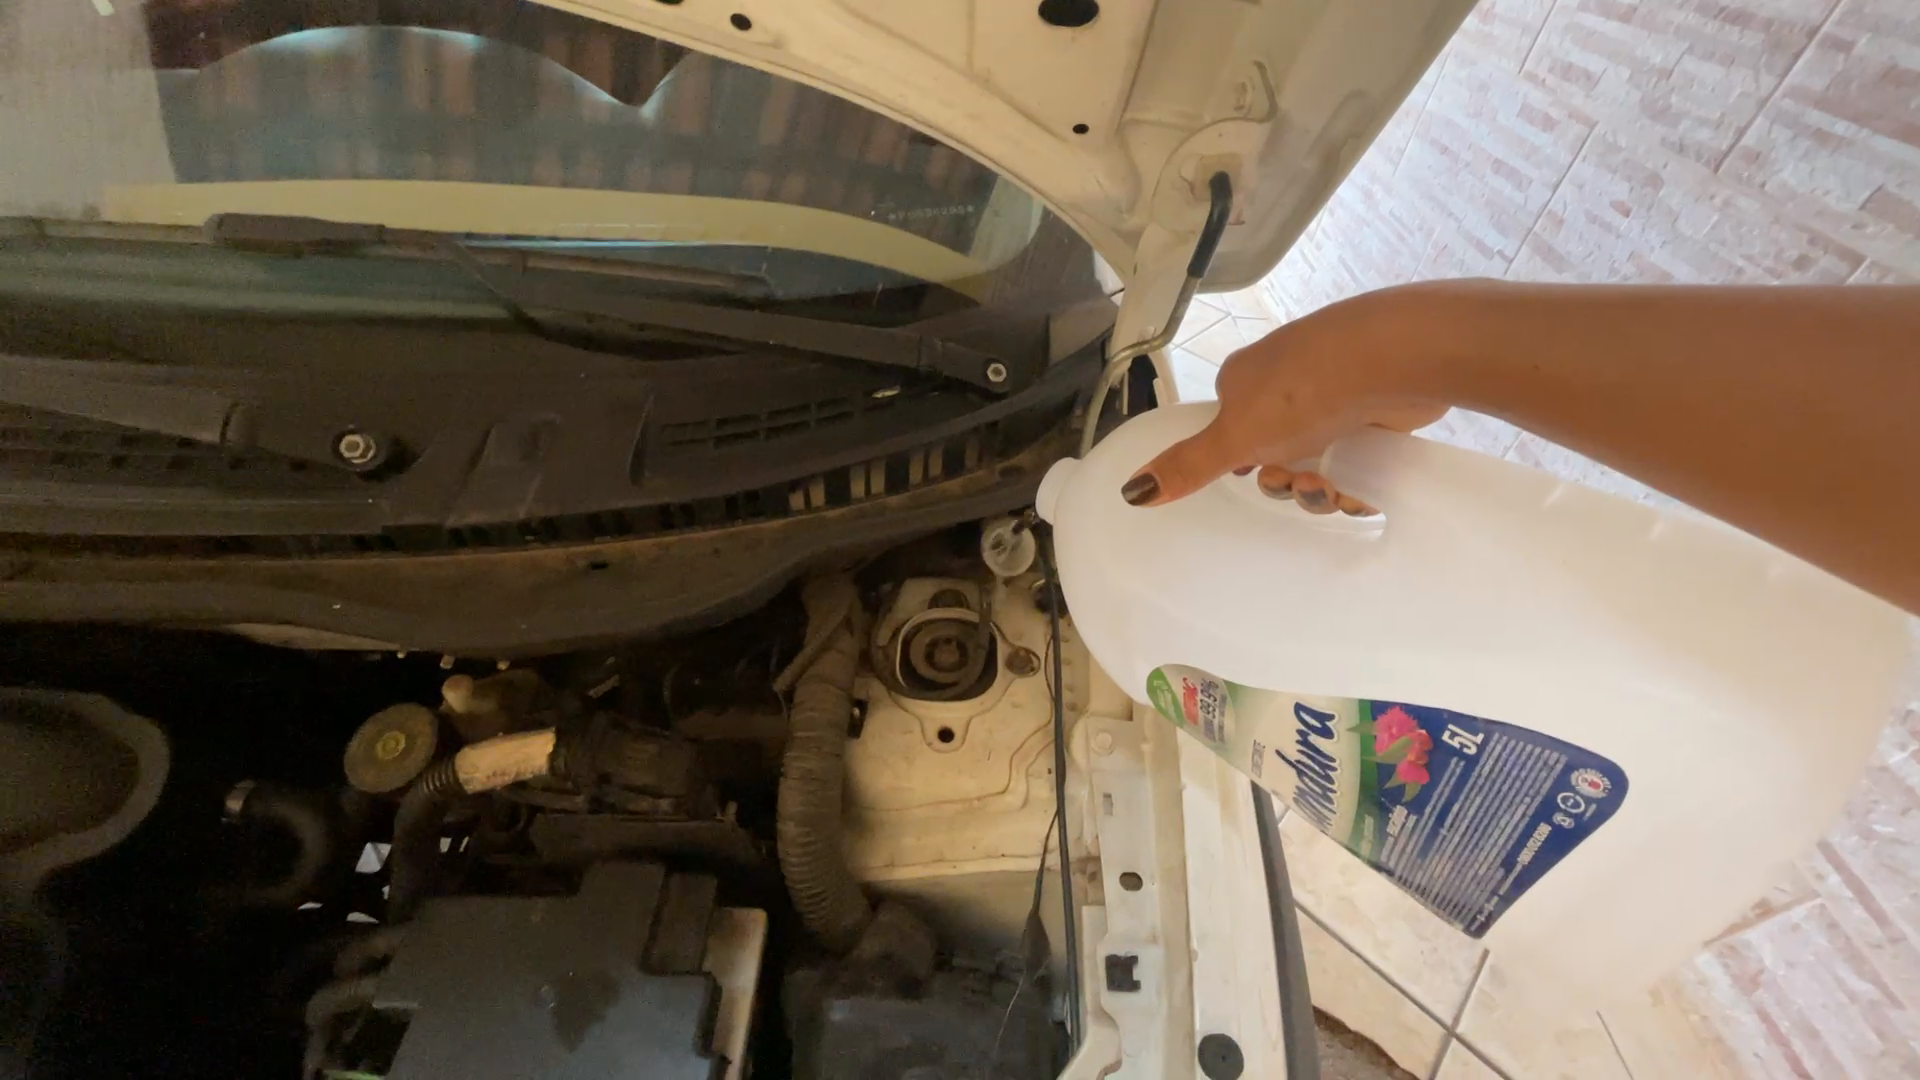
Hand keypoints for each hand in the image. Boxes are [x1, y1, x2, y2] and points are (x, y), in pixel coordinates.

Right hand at [1121, 287, 1450, 513]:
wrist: (1399, 356)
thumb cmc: (1304, 391)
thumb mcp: (1233, 438)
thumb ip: (1187, 466)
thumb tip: (1130, 492)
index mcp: (1243, 378)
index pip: (1228, 431)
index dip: (1238, 464)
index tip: (1252, 477)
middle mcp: (1284, 379)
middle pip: (1271, 451)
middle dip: (1284, 480)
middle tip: (1301, 484)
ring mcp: (1333, 388)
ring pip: (1315, 456)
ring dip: (1320, 485)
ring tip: (1336, 487)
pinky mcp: (1376, 401)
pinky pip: (1354, 452)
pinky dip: (1355, 475)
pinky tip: (1363, 483)